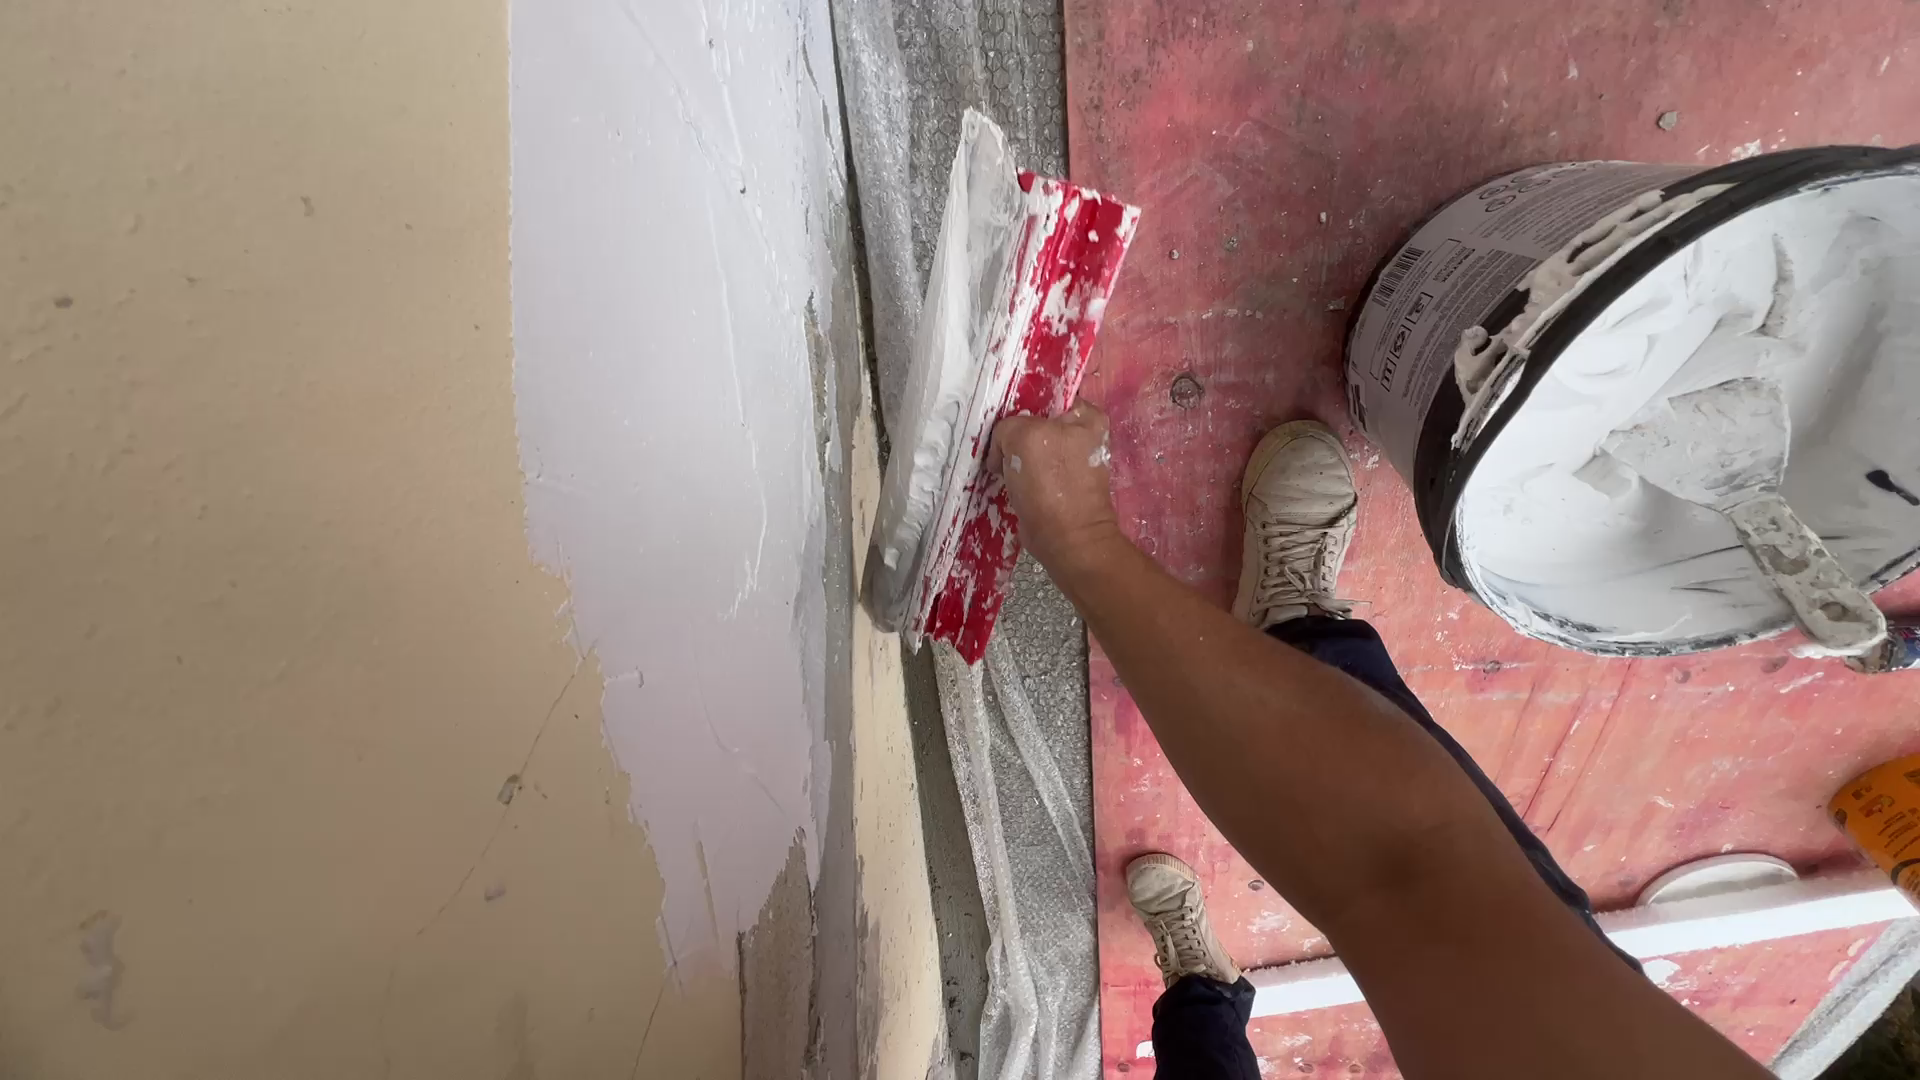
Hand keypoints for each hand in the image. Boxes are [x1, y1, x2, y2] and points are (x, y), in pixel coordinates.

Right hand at [988, 401, 1124, 575]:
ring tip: (996, 464)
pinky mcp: (1055, 484)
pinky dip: (1014, 474)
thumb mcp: (1023, 437)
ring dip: (1010, 456)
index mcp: (1086, 415)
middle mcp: (1080, 435)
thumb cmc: (1050, 484)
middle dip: (1013, 432)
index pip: (1045, 395)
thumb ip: (1009, 425)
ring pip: (1028, 447)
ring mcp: (1068, 461)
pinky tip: (1002, 478)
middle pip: (1034, 421)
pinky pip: (1027, 470)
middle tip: (996, 444)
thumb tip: (1003, 447)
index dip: (1020, 404)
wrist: (1065, 538)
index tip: (1000, 419)